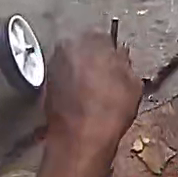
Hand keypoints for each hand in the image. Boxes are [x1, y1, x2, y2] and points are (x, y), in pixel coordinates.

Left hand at [42, 31, 141, 166]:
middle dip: (94, 59)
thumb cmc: (110, 110)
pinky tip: (82, 101)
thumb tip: (120, 57)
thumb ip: (126, 64)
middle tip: (107, 78)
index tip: (118, 65)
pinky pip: (63, 79)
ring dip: (81, 72)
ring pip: (72, 64)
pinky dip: (71, 86)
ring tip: (94, 92)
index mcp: (91, 40)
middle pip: (84, 48)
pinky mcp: (44, 85)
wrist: (80, 139)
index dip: (112, 52)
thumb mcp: (133, 85)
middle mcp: (67, 47)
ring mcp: (53, 66)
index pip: (104, 37)